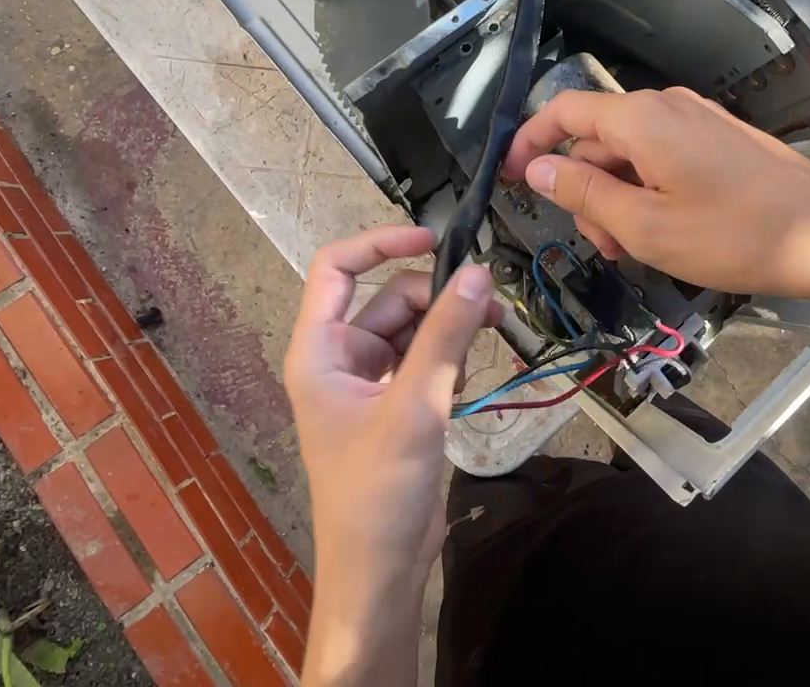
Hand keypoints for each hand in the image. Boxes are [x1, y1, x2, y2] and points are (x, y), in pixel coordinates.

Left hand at [282, 226, 499, 686]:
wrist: (381, 570)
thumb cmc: (378, 492)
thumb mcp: (414, 407)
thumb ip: (446, 336)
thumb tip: (477, 272)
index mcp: (320, 351)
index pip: (338, 268)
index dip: (380, 242)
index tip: (433, 239)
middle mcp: (341, 357)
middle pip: (391, 298)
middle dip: (438, 298)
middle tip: (490, 306)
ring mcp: (370, 380)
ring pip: (414, 326)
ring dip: (450, 327)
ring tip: (487, 341)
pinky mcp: (396, 401)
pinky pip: (426, 356)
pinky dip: (450, 357)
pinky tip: (466, 383)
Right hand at [501, 88, 809, 313]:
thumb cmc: (736, 235)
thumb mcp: (647, 226)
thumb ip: (584, 194)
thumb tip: (536, 168)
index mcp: (642, 119)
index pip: (564, 110)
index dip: (529, 140)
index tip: (509, 177)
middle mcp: (667, 107)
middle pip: (598, 139)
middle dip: (585, 190)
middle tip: (602, 246)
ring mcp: (698, 122)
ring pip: (631, 154)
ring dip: (618, 199)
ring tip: (636, 250)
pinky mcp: (720, 141)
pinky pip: (663, 158)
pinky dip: (648, 192)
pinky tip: (666, 233)